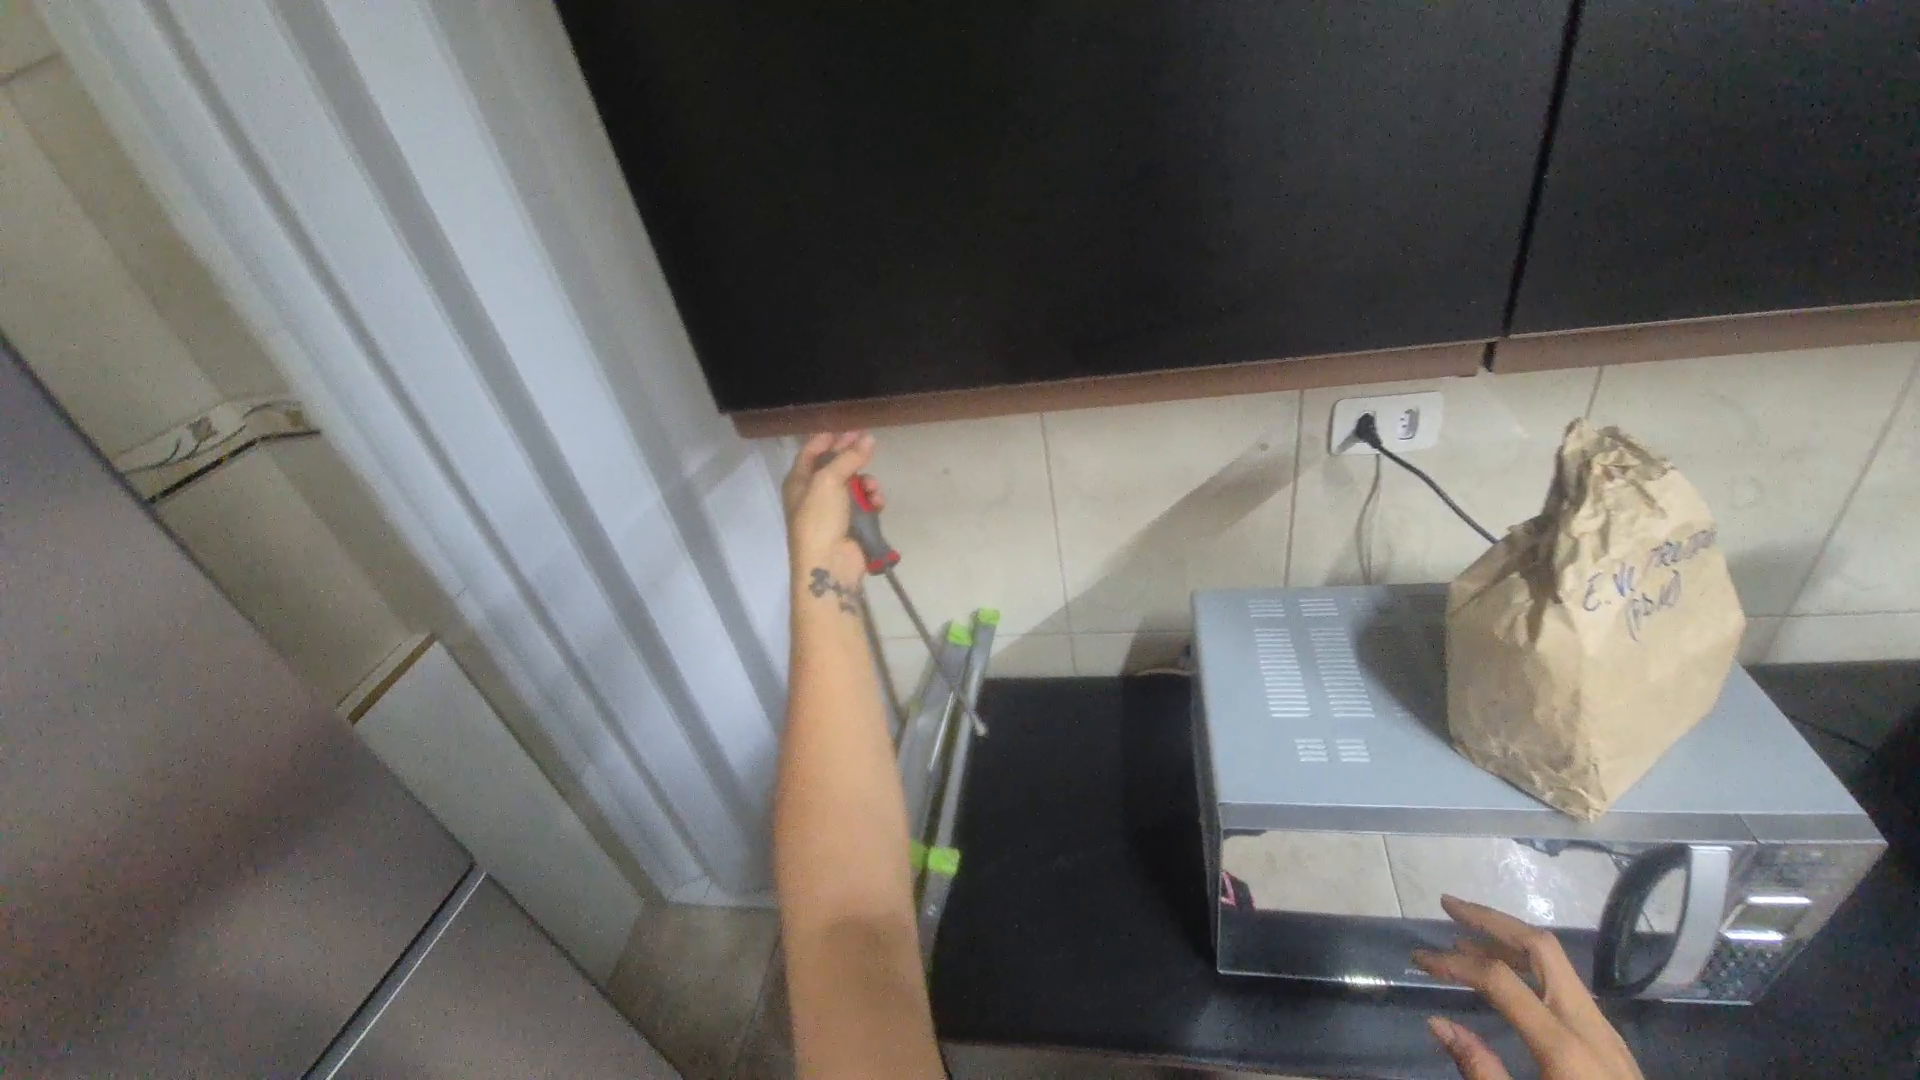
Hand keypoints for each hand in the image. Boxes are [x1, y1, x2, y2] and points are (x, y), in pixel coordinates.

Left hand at [784, 432, 884, 597]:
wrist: (828, 563)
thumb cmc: (820, 518)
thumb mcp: (829, 481)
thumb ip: (849, 457)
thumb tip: (868, 438)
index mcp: (798, 482)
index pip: (810, 452)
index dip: (826, 438)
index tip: (847, 428)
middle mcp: (814, 493)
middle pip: (834, 466)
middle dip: (851, 456)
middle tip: (869, 443)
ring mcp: (834, 510)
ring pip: (854, 485)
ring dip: (866, 482)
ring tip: (873, 487)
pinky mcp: (852, 524)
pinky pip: (865, 504)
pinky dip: (873, 500)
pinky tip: (877, 502)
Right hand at [1413, 895, 1645, 1079]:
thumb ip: (1482, 1070)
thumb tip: (1437, 1023)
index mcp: (1565, 1047)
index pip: (1500, 979)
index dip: (1454, 964)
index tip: (1420, 959)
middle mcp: (1589, 1025)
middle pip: (1540, 947)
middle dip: (1491, 920)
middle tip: (1448, 905)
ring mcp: (1605, 1030)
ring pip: (1556, 961)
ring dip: (1508, 938)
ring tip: (1466, 938)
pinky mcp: (1609, 1041)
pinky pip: (1565, 982)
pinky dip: (1527, 963)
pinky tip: (1505, 974)